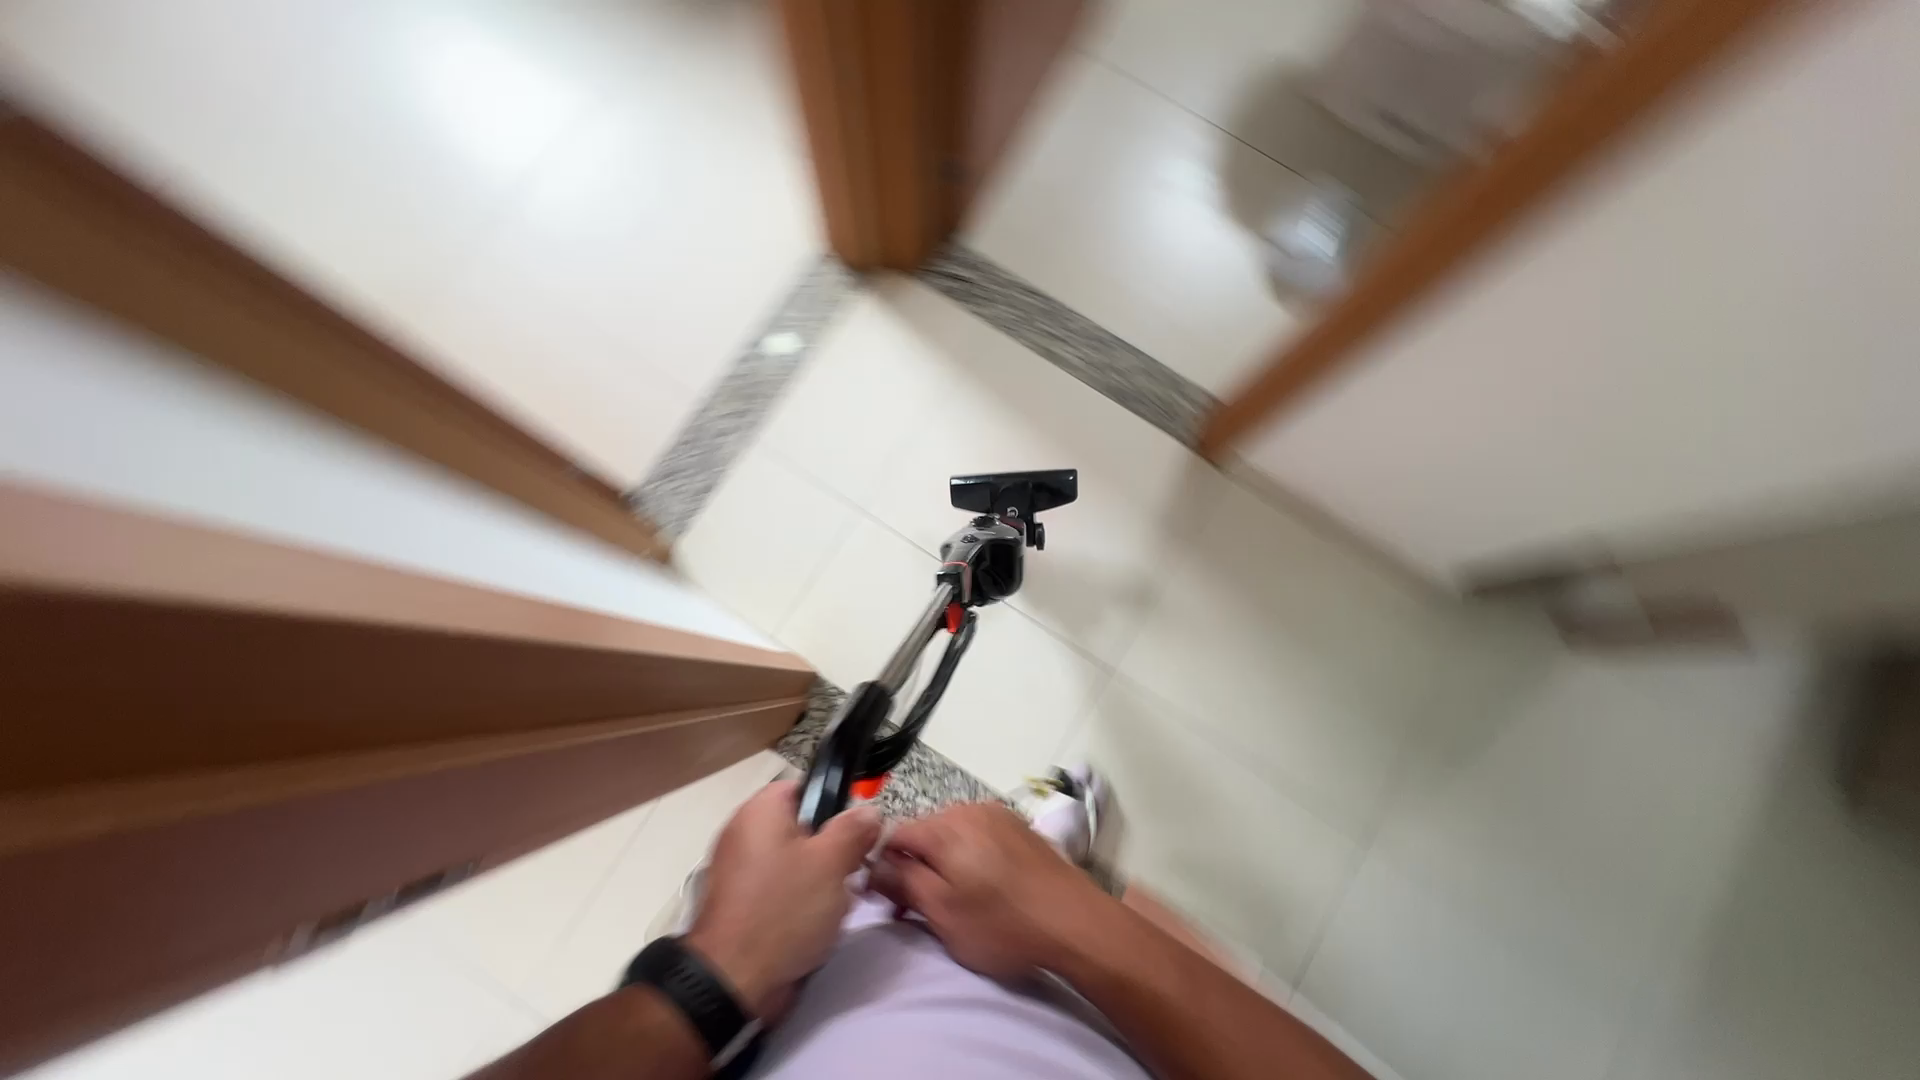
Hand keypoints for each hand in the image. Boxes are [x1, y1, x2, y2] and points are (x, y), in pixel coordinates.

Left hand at [682, 780, 880, 1019]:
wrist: (732, 982)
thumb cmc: (784, 909)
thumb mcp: (831, 863)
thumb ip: (854, 830)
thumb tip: (868, 810)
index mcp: (761, 811)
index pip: (806, 787)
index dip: (836, 806)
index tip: (856, 832)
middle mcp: (744, 833)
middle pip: (803, 828)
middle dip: (833, 851)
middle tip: (852, 872)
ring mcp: (739, 871)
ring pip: (796, 863)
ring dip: (822, 881)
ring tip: (837, 905)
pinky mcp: (741, 905)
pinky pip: (780, 891)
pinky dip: (800, 904)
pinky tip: (817, 926)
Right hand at [867, 802, 1114, 978]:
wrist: (1075, 920)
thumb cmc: (1003, 923)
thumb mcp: (943, 912)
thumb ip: (903, 882)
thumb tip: (874, 865)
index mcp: (944, 827)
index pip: (893, 834)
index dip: (884, 867)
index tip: (890, 901)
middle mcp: (968, 809)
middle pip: (924, 832)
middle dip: (916, 865)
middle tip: (923, 908)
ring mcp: (997, 814)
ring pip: (952, 834)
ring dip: (944, 862)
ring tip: (956, 900)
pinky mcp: (1018, 826)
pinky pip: (979, 835)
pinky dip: (971, 856)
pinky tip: (986, 886)